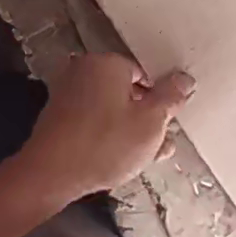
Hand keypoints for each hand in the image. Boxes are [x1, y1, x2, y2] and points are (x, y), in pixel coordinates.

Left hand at [9, 53, 195, 201]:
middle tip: (159, 143)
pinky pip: (92, 119)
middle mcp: (84, 70)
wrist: (50, 173)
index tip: (167, 124)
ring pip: (110, 107)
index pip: (145, 74)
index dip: (160, 100)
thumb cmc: (105, 144)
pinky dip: (106, 133)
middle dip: (145, 116)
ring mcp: (68, 92)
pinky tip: (120, 158)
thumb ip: (170, 98)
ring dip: (129, 128)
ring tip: (145, 157)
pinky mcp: (58, 115)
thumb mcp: (150, 122)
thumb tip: (184, 79)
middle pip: (126, 90)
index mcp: (107, 63)